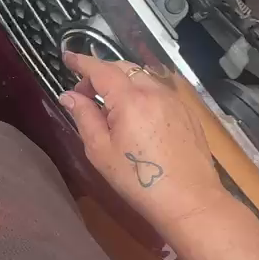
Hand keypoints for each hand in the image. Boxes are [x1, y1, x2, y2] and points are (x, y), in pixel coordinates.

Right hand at [59, 51, 229, 233]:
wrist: (190, 202)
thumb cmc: (137, 179)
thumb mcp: (100, 150)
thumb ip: (84, 116)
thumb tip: (70, 96)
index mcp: (130, 100)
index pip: (101, 70)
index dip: (82, 62)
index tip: (67, 58)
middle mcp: (154, 92)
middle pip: (123, 68)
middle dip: (101, 73)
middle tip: (85, 93)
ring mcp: (174, 101)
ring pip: (142, 78)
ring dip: (122, 82)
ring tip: (110, 107)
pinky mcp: (187, 113)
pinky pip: (158, 92)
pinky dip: (141, 93)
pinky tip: (136, 117)